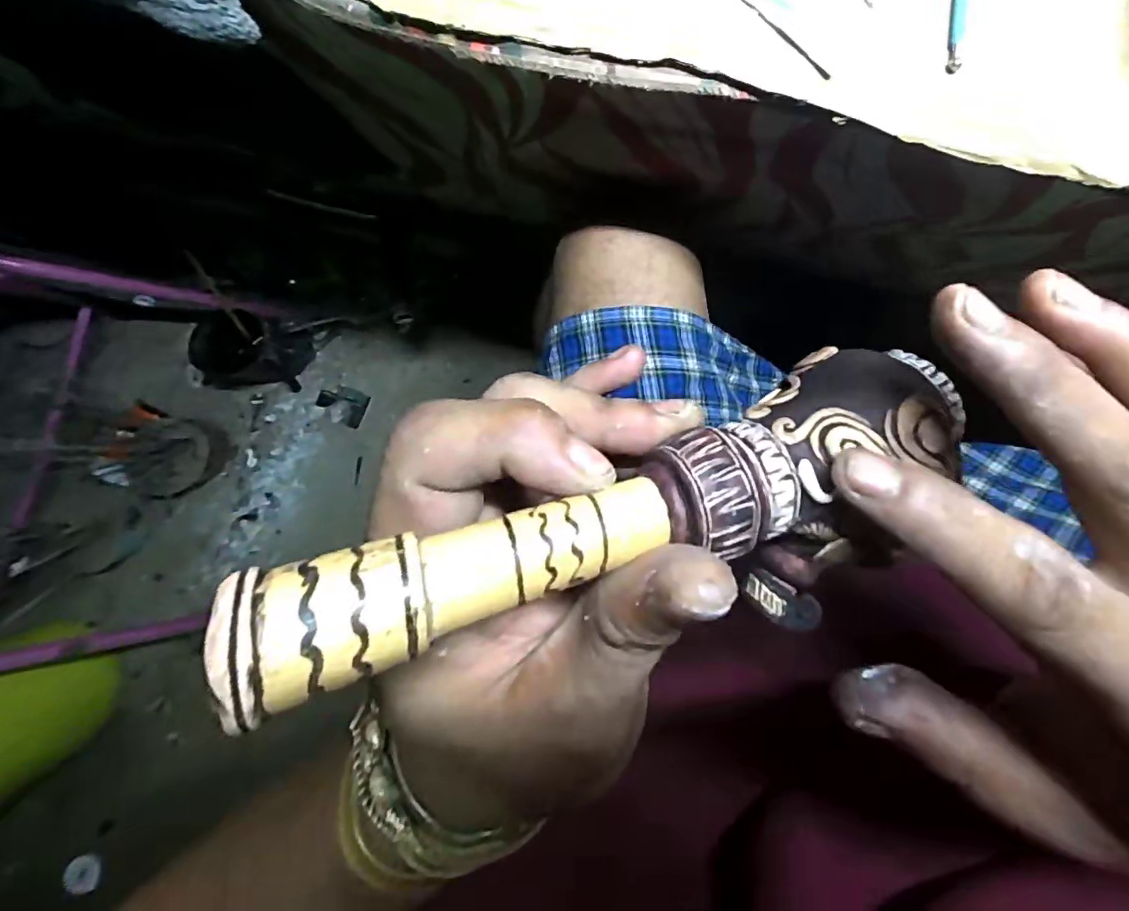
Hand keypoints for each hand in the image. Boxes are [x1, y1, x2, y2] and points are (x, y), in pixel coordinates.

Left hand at [369, 347, 735, 831]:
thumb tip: (708, 576)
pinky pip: (558, 428)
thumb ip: (624, 636)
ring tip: (676, 419)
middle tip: (663, 434)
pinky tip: (633, 366)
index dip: (513, 438)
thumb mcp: (571, 708)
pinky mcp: (531, 496)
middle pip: (491, 413)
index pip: (431, 450)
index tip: (598, 480)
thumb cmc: (511, 750)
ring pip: (529, 408)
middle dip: (579, 416)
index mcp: (420, 565)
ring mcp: (489, 495)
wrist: (496, 761)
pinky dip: (596, 395)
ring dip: (603, 409)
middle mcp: (446, 509)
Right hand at [827, 272, 1128, 910]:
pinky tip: (1079, 307)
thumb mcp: (1062, 817)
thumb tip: (850, 688)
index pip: (1039, 590)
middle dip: (1035, 383)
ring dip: (1105, 343)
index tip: (855, 464)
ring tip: (1027, 286)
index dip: (943, 523)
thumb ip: (954, 744)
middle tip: (954, 310)